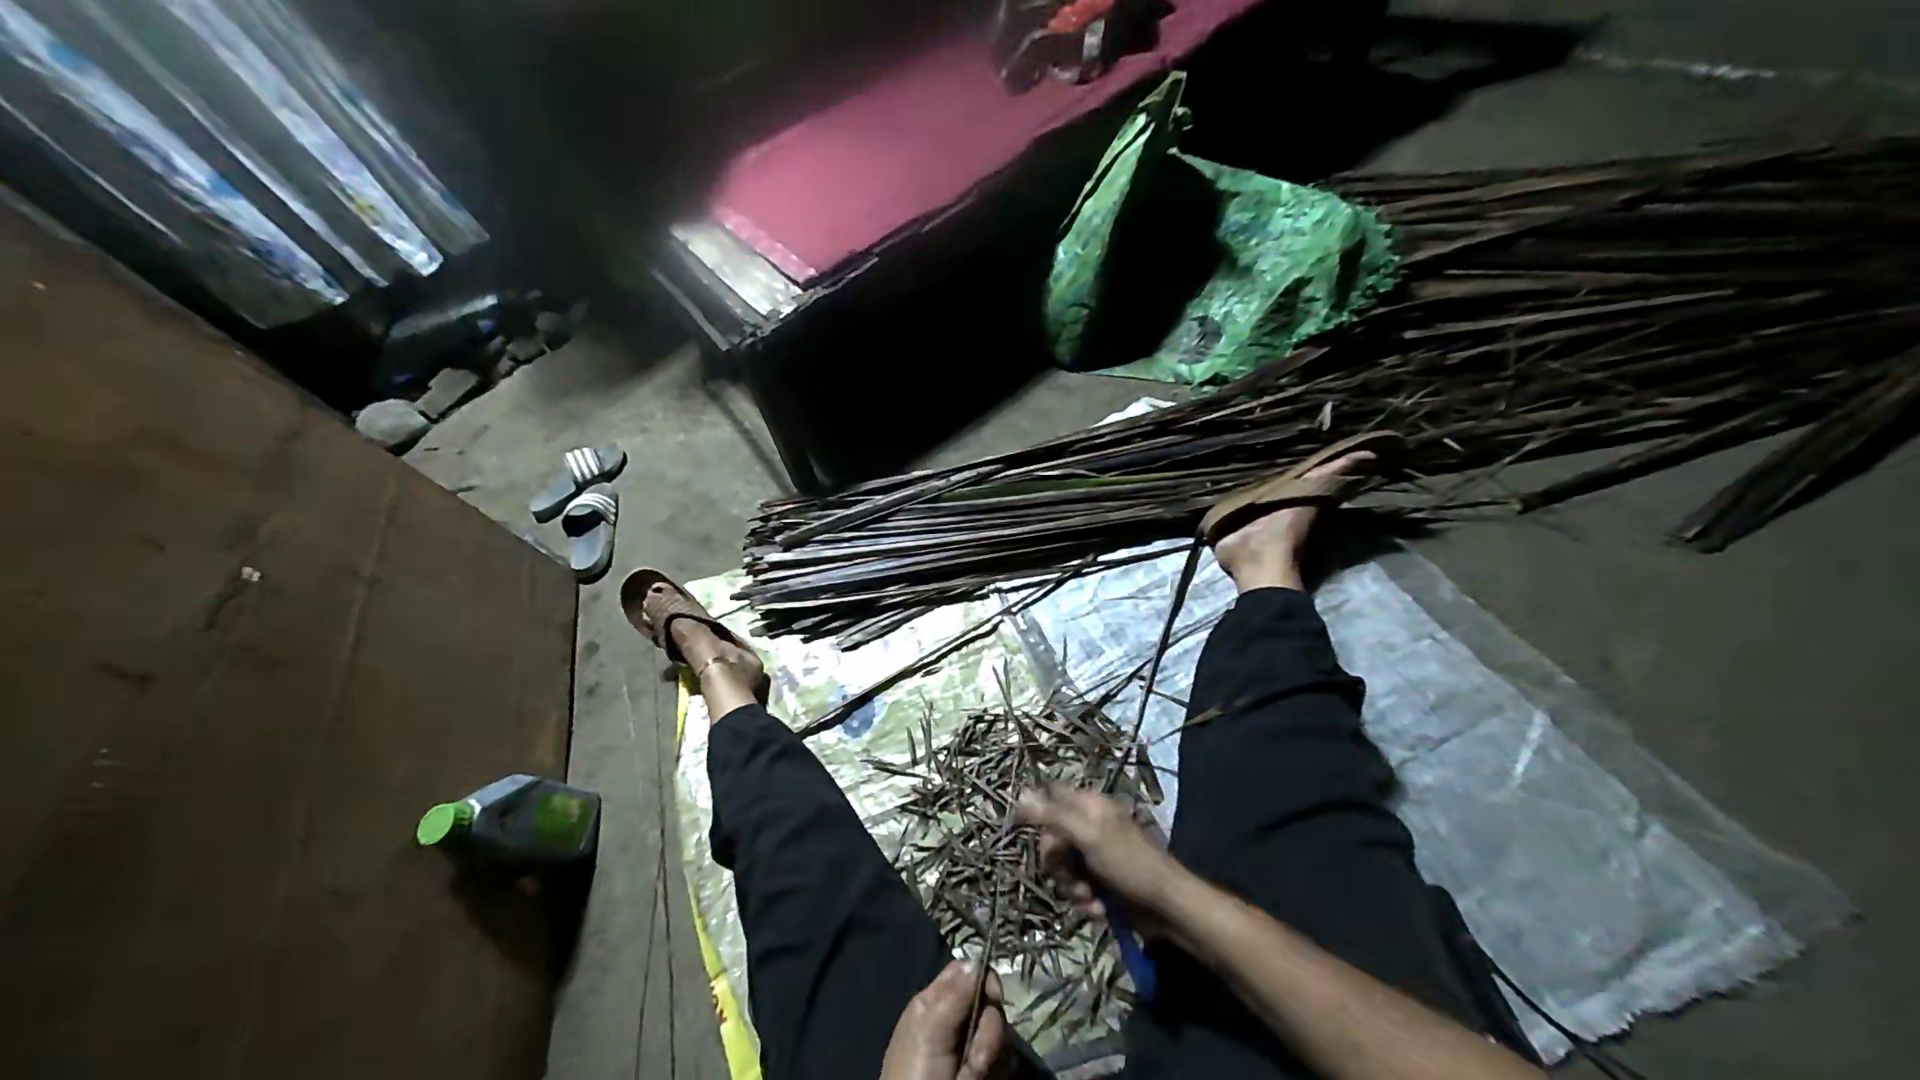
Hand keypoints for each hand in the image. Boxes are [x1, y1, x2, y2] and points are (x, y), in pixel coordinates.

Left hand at [878, 960, 1007, 1079]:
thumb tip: (977, 959)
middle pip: (990, 1005)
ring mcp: (970, 1050)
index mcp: (935, 1003)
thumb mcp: (929, 1032)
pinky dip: (997, 1075)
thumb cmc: (916, 1078)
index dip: (984, 979)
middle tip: (975, 1060)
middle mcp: (956, 1022)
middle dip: (989, 1033)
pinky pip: (1005, 1063)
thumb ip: (953, 996)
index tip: (992, 997)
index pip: (967, 972)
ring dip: (991, 1059)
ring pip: (1001, 1036)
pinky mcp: (984, 1075)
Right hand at [1017, 786, 1183, 919]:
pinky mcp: (1100, 882)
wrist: (1168, 909)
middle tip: (1068, 873)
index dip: (1039, 814)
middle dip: (1057, 862)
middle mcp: (1090, 827)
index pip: (1052, 797)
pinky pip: (1076, 887)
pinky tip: (1098, 908)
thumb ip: (1053, 815)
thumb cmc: (1130, 864)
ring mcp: (1095, 856)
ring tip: (1088, 896)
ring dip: (1070, 886)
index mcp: (1090, 806)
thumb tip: (1021, 794)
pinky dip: (1084, 900)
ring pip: (1062, 867)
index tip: (1036, 835)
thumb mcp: (1089, 836)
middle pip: (1052, 837)